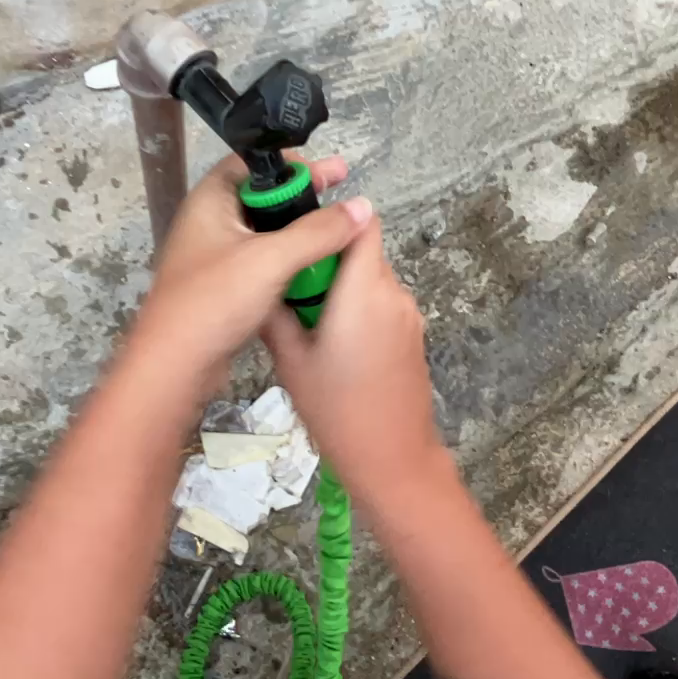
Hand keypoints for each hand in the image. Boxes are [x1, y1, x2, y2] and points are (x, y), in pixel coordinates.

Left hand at [127, 153, 369, 395]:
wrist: (176, 366)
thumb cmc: (215, 301)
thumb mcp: (271, 259)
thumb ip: (318, 231)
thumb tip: (363, 207)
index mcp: (210, 201)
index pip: (252, 163)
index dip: (293, 164)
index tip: (334, 173)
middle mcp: (210, 223)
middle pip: (262, 197)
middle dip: (303, 197)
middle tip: (343, 196)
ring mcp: (216, 257)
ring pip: (265, 233)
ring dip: (299, 231)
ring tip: (337, 231)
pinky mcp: (224, 288)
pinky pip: (263, 262)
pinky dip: (289, 260)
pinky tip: (316, 267)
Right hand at [261, 216, 453, 512]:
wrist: (392, 457)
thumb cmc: (336, 410)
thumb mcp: (291, 361)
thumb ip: (276, 314)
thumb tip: (262, 285)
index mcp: (364, 289)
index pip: (363, 223)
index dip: (335, 221)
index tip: (302, 240)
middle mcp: (394, 293)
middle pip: (364, 251)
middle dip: (330, 262)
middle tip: (295, 293)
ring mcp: (410, 315)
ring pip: (373, 279)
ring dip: (344, 289)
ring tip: (313, 324)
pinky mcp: (414, 336)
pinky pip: (384, 305)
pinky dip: (360, 310)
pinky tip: (338, 345)